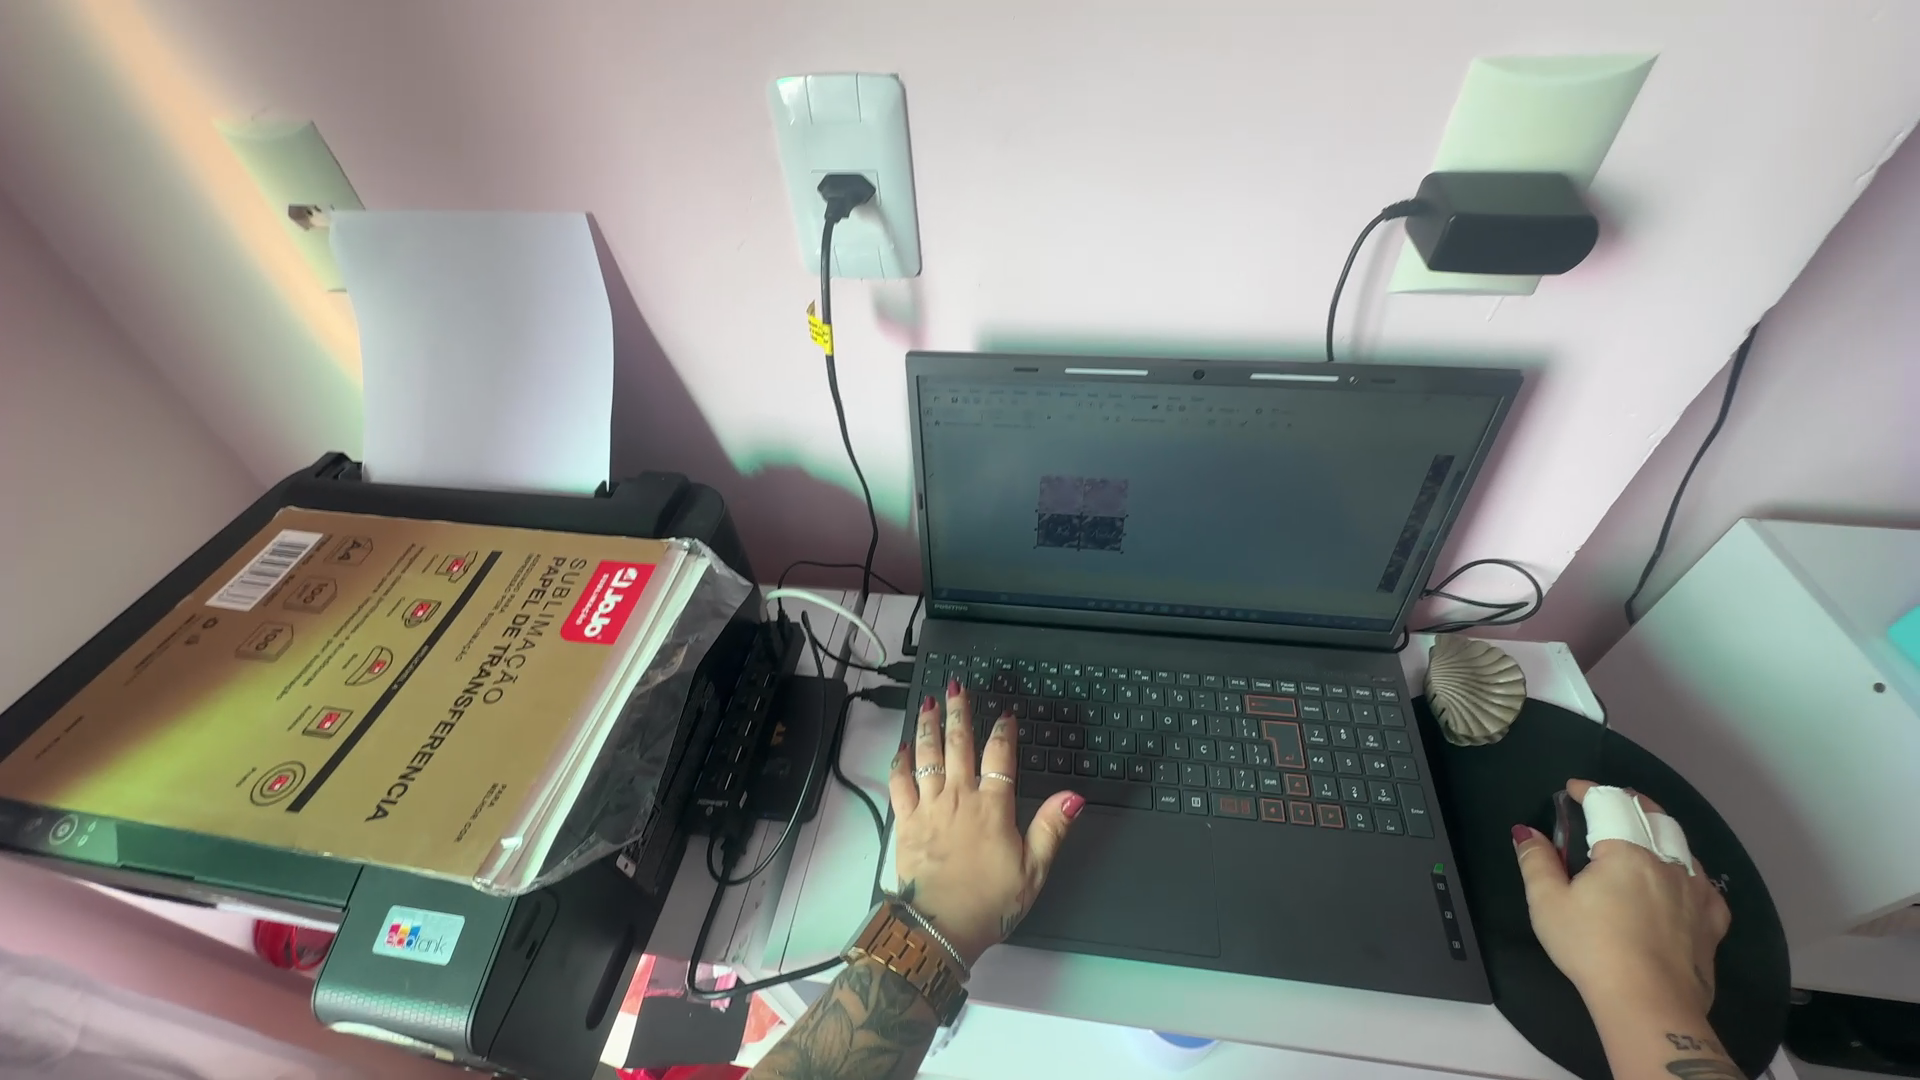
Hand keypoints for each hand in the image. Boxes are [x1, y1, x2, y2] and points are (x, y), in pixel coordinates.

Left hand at [886, 679, 1082, 967]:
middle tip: (957, 688)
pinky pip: (900, 783)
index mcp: (992, 807)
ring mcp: (929, 807)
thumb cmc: (989, 901)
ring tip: (931, 702)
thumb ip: (1052, 828)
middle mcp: (959, 797)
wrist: (940, 927)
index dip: (1004, 731)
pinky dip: (901, 762)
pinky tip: (903, 746)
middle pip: (959, 743)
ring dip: (929, 725)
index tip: (1005, 713)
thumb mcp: (1033, 869)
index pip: (1001, 756)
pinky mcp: (906, 821)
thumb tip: (1073, 797)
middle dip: (959, 712)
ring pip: (928, 755)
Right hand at [1512, 780, 1731, 1017]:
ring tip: (1639, 827)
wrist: (1649, 1004)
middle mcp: (1667, 864)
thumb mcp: (1547, 900)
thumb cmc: (1591, 946)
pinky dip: (1685, 864)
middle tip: (1606, 799)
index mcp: (1626, 852)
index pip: (1609, 804)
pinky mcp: (1712, 921)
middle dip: (1628, 800)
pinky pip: (1703, 880)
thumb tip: (1526, 832)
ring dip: (1658, 826)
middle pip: (1653, 816)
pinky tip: (1676, 873)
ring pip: (1682, 843)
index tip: (1572, 788)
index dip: (1588, 790)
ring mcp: (1696, 893)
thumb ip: (1536, 860)